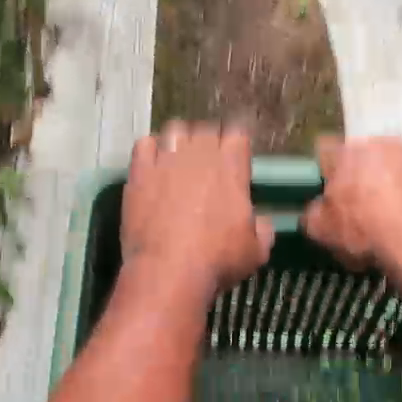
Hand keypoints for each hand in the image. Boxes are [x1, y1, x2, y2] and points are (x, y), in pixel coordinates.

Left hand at [123, 122, 272, 296]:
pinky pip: (144, 145)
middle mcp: (199, 154)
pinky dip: (150, 151)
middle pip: (206, 130)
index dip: (236, 148)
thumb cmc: (217, 261)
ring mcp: (166, 159)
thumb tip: (261, 222)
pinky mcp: (139, 172)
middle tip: (207, 168)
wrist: (169, 272)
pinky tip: (153, 168)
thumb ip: (262, 229)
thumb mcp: (256, 251)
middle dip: (208, 145)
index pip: (238, 135)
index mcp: (232, 167)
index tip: (235, 165)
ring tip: (179, 163)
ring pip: (175, 130)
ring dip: (180, 142)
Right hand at [307, 137, 401, 271]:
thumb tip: (318, 207)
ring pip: (395, 151)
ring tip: (398, 195)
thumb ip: (313, 213)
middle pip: (363, 148)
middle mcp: (376, 142)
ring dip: (393, 166)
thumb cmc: (366, 237)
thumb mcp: (322, 233)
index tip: (333, 183)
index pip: (325, 148)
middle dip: (363, 166)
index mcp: (343, 156)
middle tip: (367, 194)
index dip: (328, 167)